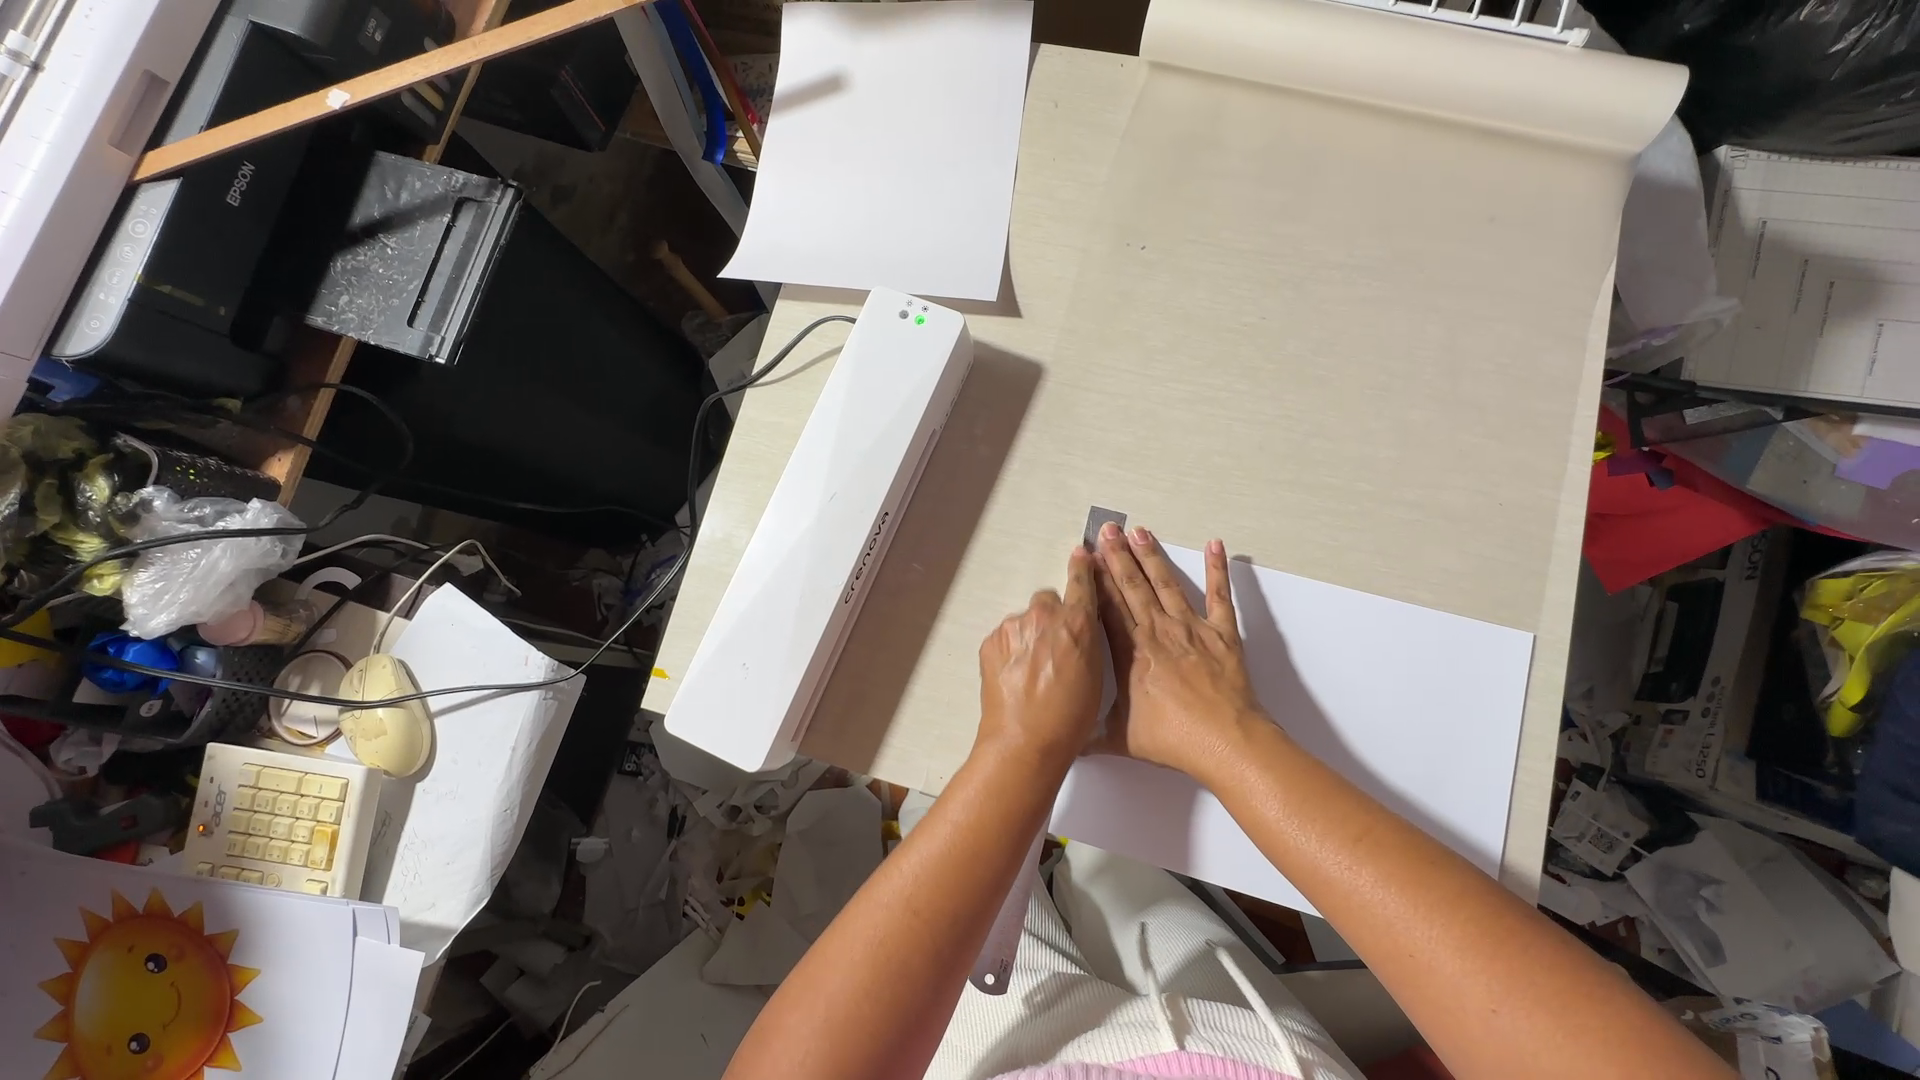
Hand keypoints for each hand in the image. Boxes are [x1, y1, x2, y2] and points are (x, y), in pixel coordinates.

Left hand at [976, 546, 1104, 768]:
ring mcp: (1014, 627)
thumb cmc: (1070, 717)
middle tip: (1052, 652)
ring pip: (1024, 621)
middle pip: (1048, 602)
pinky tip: (1015, 677)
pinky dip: (1010, 650)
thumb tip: (1077, 631)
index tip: (1081, 554)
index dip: (1082, 568)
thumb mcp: (1096, 675)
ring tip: (1031, 672)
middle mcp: (1045, 616)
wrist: (1025, 740)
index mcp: (1078, 623)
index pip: (1082, 582)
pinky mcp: (992, 640)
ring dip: (1029, 636)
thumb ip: (1087, 641)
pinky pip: (1006, 637)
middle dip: (1051, 619)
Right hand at [1091, 522, 1268, 778]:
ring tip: (1139, 531)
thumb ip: (1091, 736)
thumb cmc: (1173, 739)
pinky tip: (1215, 545)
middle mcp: (1158, 632)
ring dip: (1152, 557)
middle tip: (1107, 530)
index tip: (1086, 557)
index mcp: (1132, 653)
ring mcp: (1192, 629)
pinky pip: (1220, 597)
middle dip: (1118, 556)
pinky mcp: (1222, 635)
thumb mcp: (1122, 739)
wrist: (1225, 742)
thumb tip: (1067, 744)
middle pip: (1133, 587)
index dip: (1096, 580)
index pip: (1108, 607)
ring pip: (1166, 584)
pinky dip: (1218, 570)